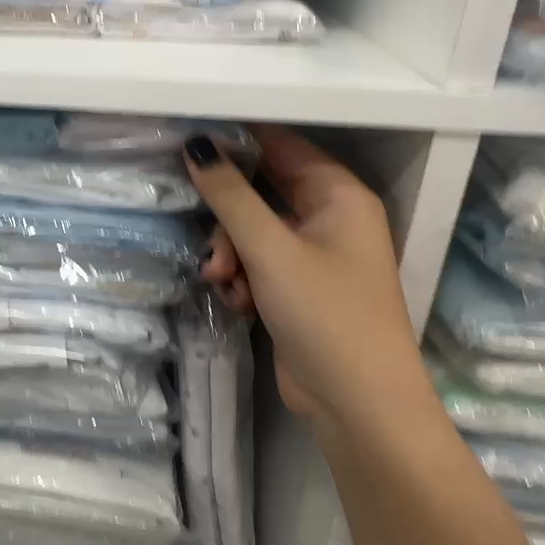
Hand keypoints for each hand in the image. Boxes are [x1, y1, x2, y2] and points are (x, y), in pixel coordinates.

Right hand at [183, 125, 425, 427]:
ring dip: (228, 253)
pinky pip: (254, 262)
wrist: (358, 403)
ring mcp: (313, 254)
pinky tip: (236, 301)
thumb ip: (229, 195)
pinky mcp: (297, 287)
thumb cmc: (324, 313)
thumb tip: (195, 145)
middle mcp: (329, 217)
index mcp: (338, 195)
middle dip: (226, 218)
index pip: (279, 144)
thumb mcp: (269, 249)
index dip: (234, 142)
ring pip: (249, 231)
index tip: (186, 145)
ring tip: (221, 281)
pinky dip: (239, 278)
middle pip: (259, 191)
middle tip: (209, 242)